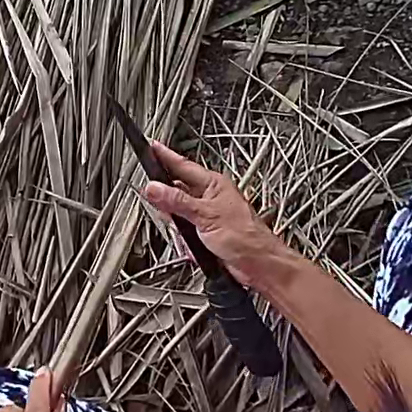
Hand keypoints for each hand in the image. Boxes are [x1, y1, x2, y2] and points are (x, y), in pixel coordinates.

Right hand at [140, 141, 297, 289]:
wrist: (260, 265)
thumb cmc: (246, 237)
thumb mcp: (205, 215)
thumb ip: (177, 201)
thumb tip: (154, 188)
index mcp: (213, 184)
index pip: (183, 165)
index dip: (165, 156)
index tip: (151, 146)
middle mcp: (210, 196)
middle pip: (177, 189)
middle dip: (166, 199)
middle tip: (154, 199)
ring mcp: (208, 214)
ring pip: (179, 211)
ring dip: (177, 223)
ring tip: (182, 230)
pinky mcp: (206, 231)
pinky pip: (186, 229)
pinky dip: (184, 238)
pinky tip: (189, 243)